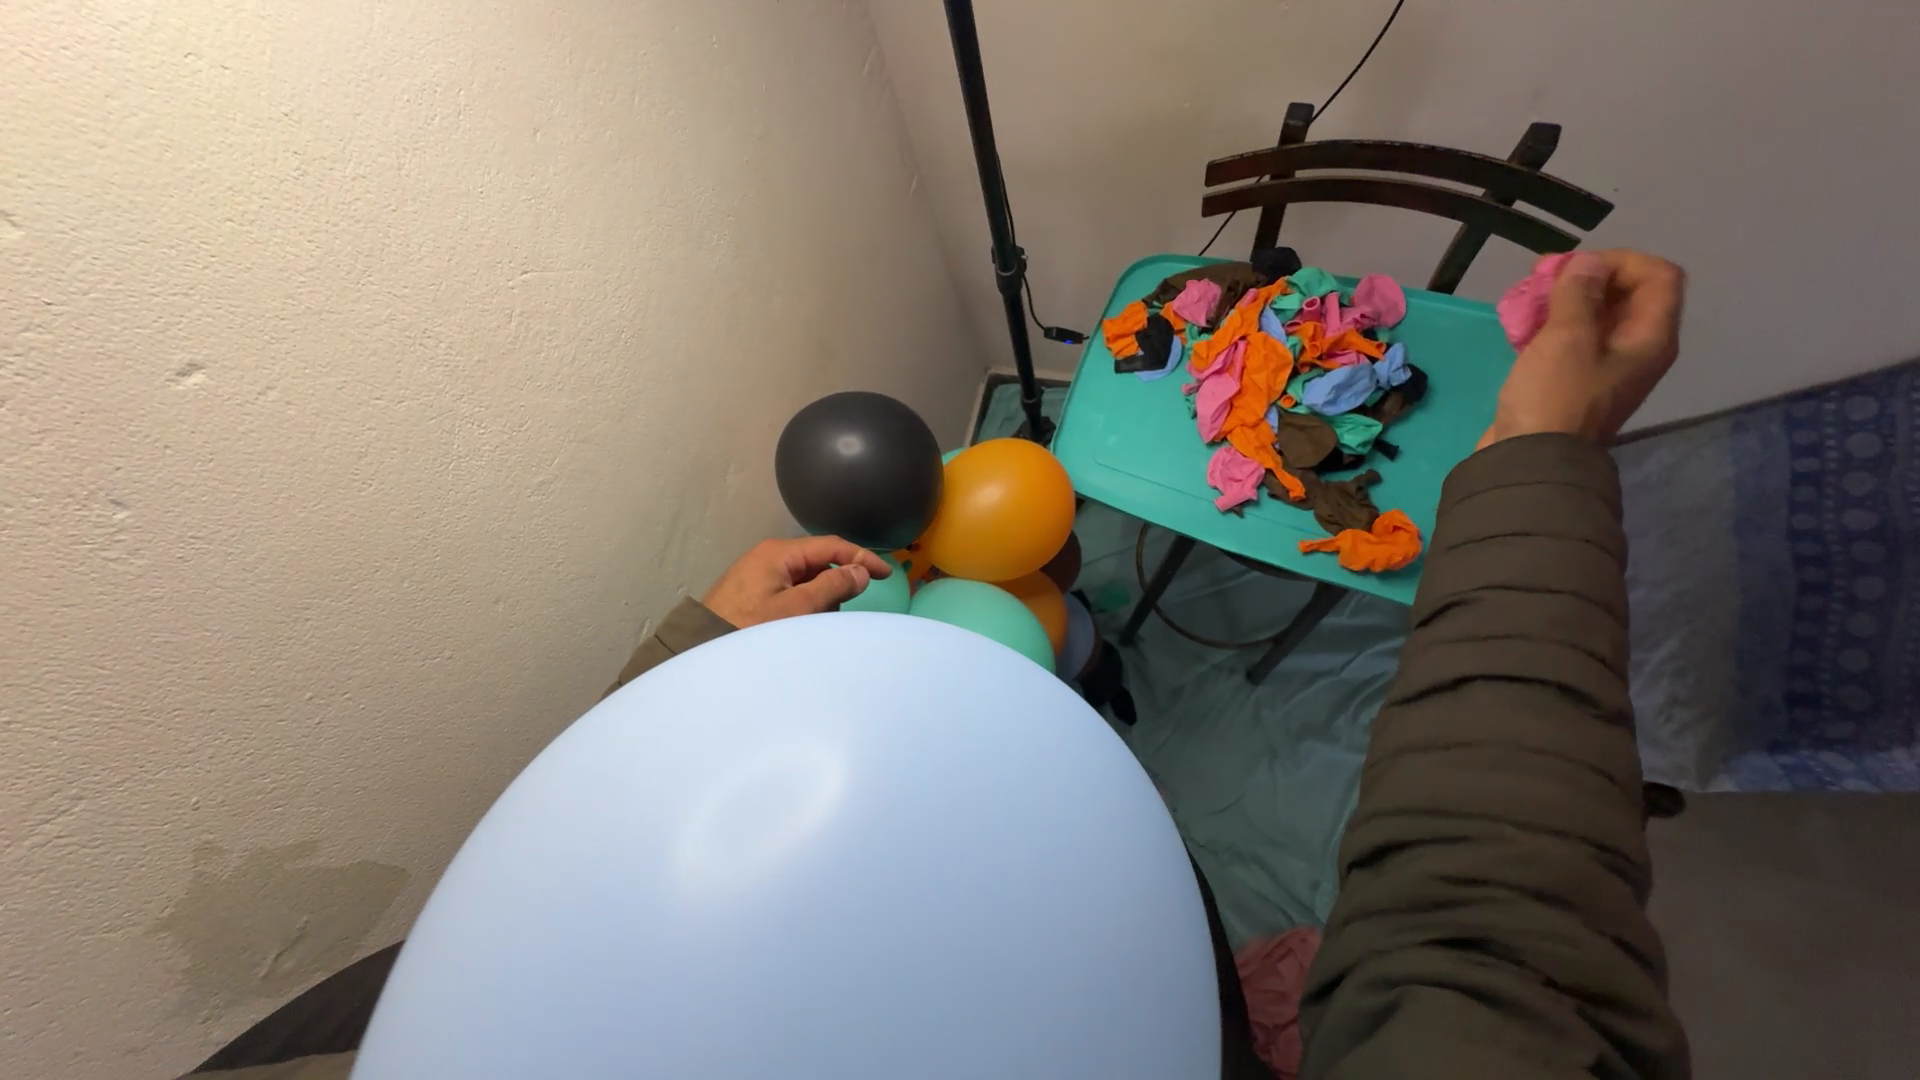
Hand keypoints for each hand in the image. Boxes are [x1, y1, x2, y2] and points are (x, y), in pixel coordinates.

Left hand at [701, 536, 890, 628]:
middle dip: (836, 585)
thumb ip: (832, 586)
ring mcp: (759, 576)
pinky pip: (791, 594)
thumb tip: (861, 571)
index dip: (862, 558)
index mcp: (779, 553)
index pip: (831, 546)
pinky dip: (804, 607)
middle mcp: (769, 558)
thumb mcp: (796, 609)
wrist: (699, 651)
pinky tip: (800, 628)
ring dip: (819, 600)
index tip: (886, 574)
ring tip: (814, 625)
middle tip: (841, 610)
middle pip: (819, 562)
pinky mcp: (753, 594)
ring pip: (806, 580)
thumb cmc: (749, 629)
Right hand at [1481, 250, 1685, 447]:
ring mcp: (1604, 369)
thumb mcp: (1565, 339)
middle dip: (1584, 280)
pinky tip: (1521, 330)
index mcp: (1650, 339)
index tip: (1571, 267)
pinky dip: (1550, 328)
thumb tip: (1587, 264)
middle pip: (1625, 296)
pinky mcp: (1572, 384)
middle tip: (1539, 280)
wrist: (1528, 460)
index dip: (1618, 261)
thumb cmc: (1553, 398)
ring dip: (1562, 304)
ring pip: (1593, 319)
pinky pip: (1571, 343)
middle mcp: (1636, 351)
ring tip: (1523, 304)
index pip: (1658, 276)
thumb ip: (1577, 295)